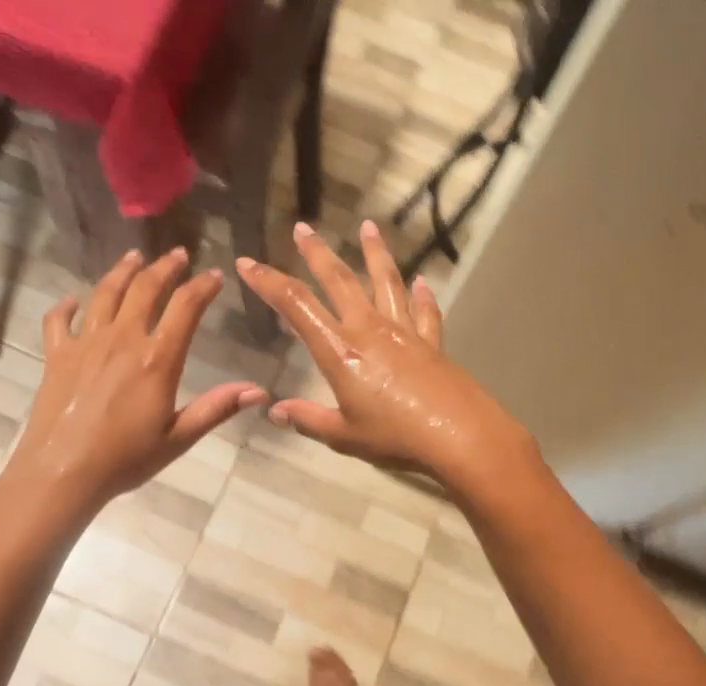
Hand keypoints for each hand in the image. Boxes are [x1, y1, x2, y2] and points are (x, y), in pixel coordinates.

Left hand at [5, 248, 268, 511]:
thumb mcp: (178, 439)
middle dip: (165, 268)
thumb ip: (216, 409)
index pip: (185, 308)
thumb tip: (259, 391)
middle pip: (145, 289)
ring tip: (134, 258)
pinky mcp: (57, 355)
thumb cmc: (125, 459)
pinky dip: (67, 305)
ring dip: (122, 271)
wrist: (63, 471)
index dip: (202, 287)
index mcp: (157, 360)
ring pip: (105, 293)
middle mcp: (122, 339)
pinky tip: (74, 301)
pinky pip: (59, 319)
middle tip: (177, 256)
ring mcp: (85, 343)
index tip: (215, 275)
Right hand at [236, 221, 535, 485]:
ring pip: (386, 282)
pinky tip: (422, 282)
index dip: (269, 282)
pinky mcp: (432, 344)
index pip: (297, 306)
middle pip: (340, 281)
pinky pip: (425, 313)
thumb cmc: (394, 437)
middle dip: (318, 253)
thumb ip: (308, 420)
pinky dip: (423, 295)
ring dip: (375, 253)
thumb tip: (275, 411)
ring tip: (369, 227)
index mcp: (340, 351)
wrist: (458, 435)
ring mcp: (405, 333)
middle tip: (303, 227)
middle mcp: (370, 330)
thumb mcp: (343, 436)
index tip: (247, 263)